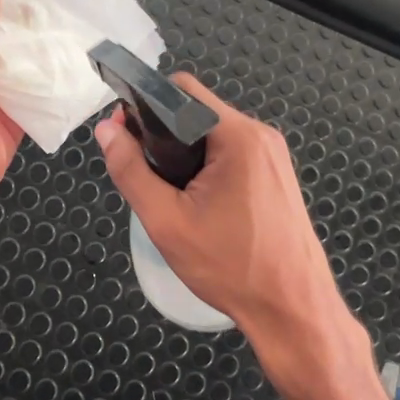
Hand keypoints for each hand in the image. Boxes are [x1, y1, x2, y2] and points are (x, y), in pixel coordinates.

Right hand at [95, 76, 371, 380]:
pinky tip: (199, 206)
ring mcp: (273, 158)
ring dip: (187, 157)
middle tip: (146, 177)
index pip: (182, 90)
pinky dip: (209, 171)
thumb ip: (130, 171)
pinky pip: (233, 157)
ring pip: (214, 138)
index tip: (124, 136)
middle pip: (197, 114)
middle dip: (165, 138)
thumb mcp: (166, 221)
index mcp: (237, 136)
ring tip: (171, 197)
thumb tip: (106, 131)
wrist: (293, 309)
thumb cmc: (231, 267)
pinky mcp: (277, 178)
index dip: (145, 106)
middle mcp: (260, 137)